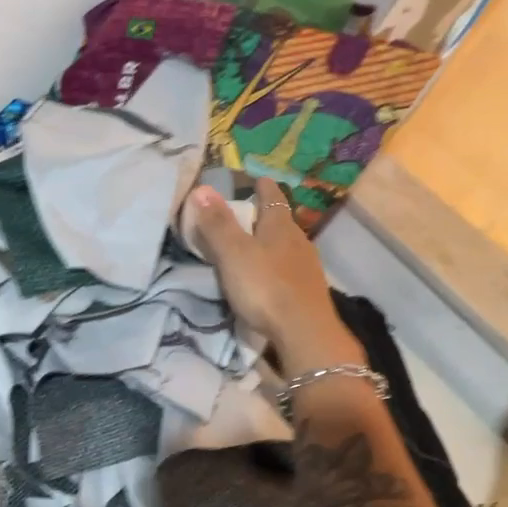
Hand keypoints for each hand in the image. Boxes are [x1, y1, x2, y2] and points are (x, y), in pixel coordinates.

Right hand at [188, 179, 364, 375]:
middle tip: (250, 209)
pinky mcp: (305, 288)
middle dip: (267, 213)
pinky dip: (276, 261)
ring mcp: (305, 265)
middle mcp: (297, 241)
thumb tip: (201, 188)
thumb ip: (217, 224)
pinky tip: (270, 272)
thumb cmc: (264, 287)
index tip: (256, 178)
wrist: (302, 328)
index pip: (272, 198)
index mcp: (279, 228)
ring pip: (287, 243)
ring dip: (272, 239)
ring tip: (256, 241)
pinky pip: (289, 265)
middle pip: (281, 220)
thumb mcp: (233, 254)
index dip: (262, 187)